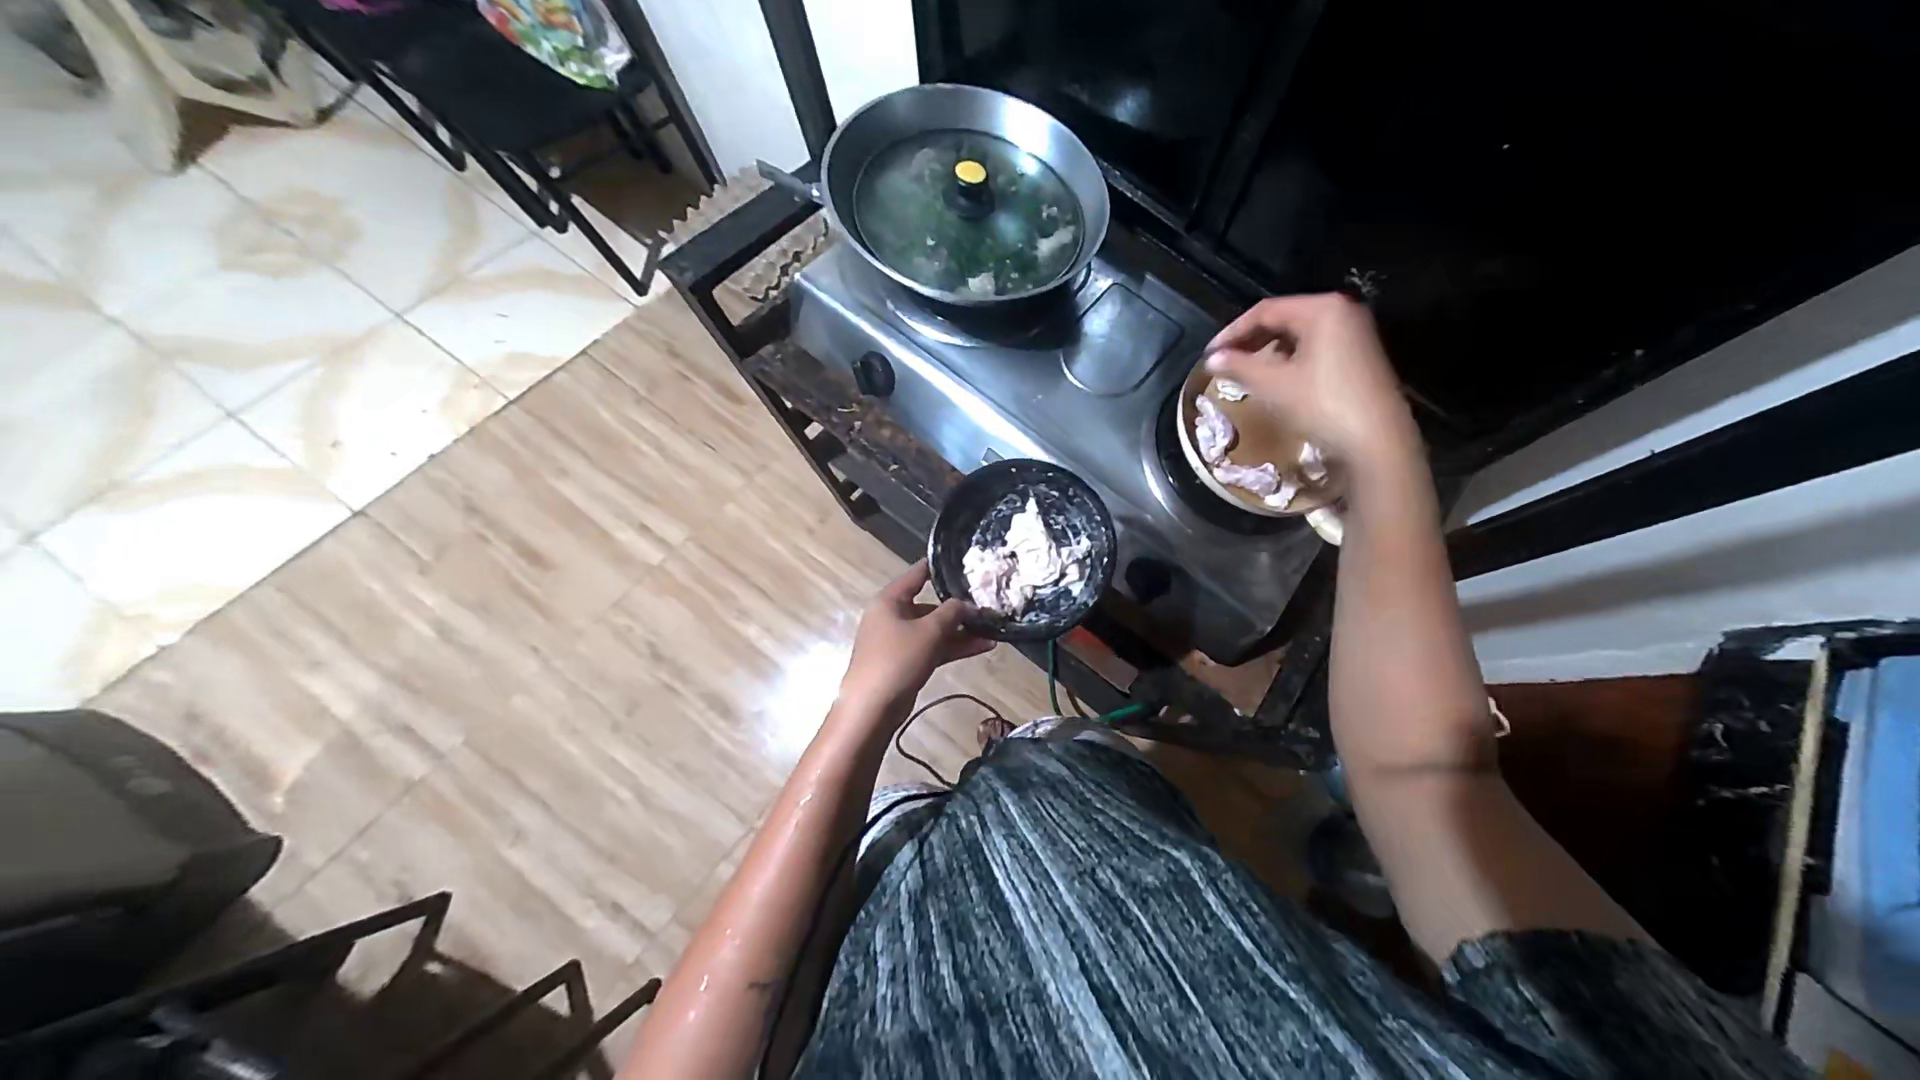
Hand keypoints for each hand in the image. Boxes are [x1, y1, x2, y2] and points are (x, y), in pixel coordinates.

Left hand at [837, 560, 993, 717]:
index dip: (940, 566)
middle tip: (988, 606)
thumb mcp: (929, 631)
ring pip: (934, 629)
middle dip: (959, 608)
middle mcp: (893, 615)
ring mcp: (900, 640)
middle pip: (930, 605)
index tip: (965, 560)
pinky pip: (934, 647)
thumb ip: (952, 612)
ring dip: (961, 631)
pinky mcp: (907, 661)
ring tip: (993, 629)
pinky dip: (954, 646)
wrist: (873, 707)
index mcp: (890, 600)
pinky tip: (982, 646)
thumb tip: (968, 604)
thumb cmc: (897, 658)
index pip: (917, 574)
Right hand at [1204, 294, 1419, 475]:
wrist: (1376, 441)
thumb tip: (1212, 359)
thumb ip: (1239, 366)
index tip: (1209, 354)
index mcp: (1321, 309)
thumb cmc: (1321, 405)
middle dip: (1250, 339)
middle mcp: (1342, 312)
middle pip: (1284, 317)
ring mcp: (1355, 332)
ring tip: (1246, 370)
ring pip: (1299, 333)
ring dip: (1268, 349)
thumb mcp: (1273, 385)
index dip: (1231, 332)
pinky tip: (1276, 378)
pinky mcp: (1360, 354)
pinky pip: (1316, 346)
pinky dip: (1290, 357)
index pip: (1265, 310)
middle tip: (1224, 361)